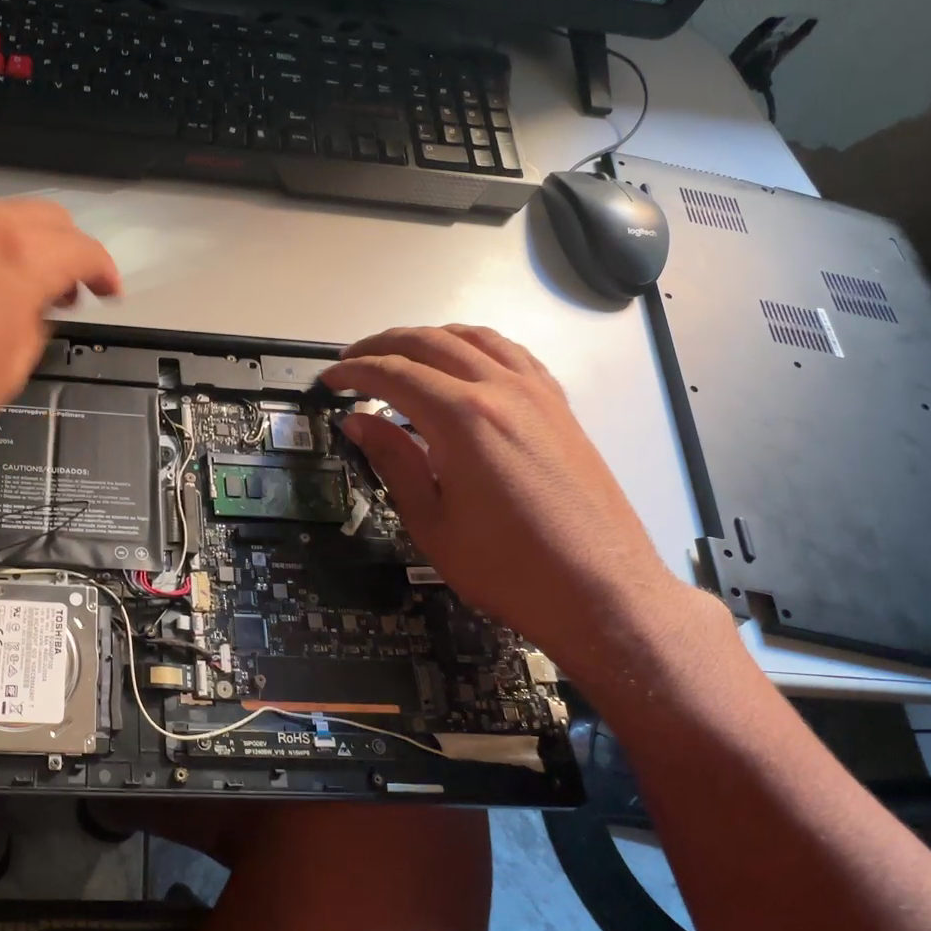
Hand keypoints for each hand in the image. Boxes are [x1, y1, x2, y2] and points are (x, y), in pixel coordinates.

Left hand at [0, 199, 120, 501]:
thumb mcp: (11, 367)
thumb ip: (38, 323)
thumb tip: (38, 311)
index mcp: (18, 256)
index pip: (82, 250)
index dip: (104, 273)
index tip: (107, 289)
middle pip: (49, 220)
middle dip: (70, 253)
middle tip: (75, 289)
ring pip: (8, 219)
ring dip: (31, 248)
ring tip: (34, 292)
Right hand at [321, 326, 703, 666]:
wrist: (601, 593)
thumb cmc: (507, 567)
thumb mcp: (431, 520)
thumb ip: (393, 461)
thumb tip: (358, 422)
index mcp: (463, 419)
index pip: (395, 375)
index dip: (355, 374)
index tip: (329, 381)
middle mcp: (502, 391)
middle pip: (431, 343)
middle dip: (383, 346)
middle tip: (351, 362)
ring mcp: (538, 395)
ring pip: (474, 339)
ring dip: (429, 338)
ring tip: (399, 354)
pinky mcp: (560, 408)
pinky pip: (513, 355)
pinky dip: (476, 347)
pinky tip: (464, 363)